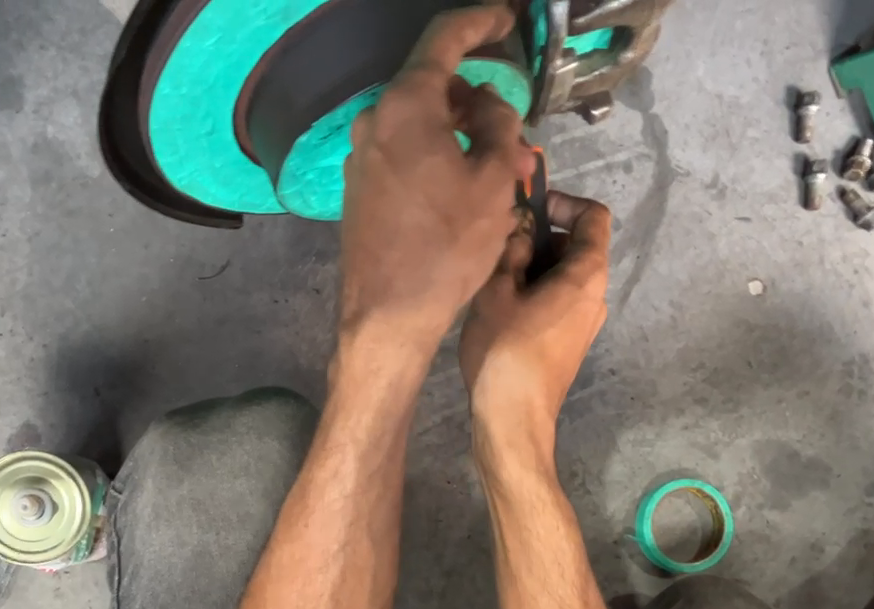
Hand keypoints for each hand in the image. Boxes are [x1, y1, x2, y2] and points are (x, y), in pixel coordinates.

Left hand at [337, 4, 534, 370]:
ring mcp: (361, 159)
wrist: (388, 315)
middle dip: (478, 104)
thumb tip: (489, 103)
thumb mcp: (492, 180)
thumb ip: (498, 124)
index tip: (508, 19)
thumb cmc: (446, 248)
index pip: (445, 38)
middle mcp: (373, 122)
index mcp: (405, 105)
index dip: (482, 22)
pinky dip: (435, 160)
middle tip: (514, 136)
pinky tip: (462, 191)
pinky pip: (404, 157)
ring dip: (460, 138)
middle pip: (433, 89)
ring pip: (420, 128)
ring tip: (498, 173)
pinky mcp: (359, 191)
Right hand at [459, 189, 612, 449]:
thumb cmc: (505, 350)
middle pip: (575, 248)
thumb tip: (519, 229)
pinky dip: (533, 295)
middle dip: (538, 239)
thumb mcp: (497, 292)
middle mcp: (594, 296)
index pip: (594, 216)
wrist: (513, 418)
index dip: (564, 203)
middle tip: (498, 249)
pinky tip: (500, 311)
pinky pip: (556, 304)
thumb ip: (510, 251)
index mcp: (586, 275)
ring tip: (492, 282)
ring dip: (530, 270)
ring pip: (562, 279)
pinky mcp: (568, 346)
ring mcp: (584, 324)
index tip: (529, 208)